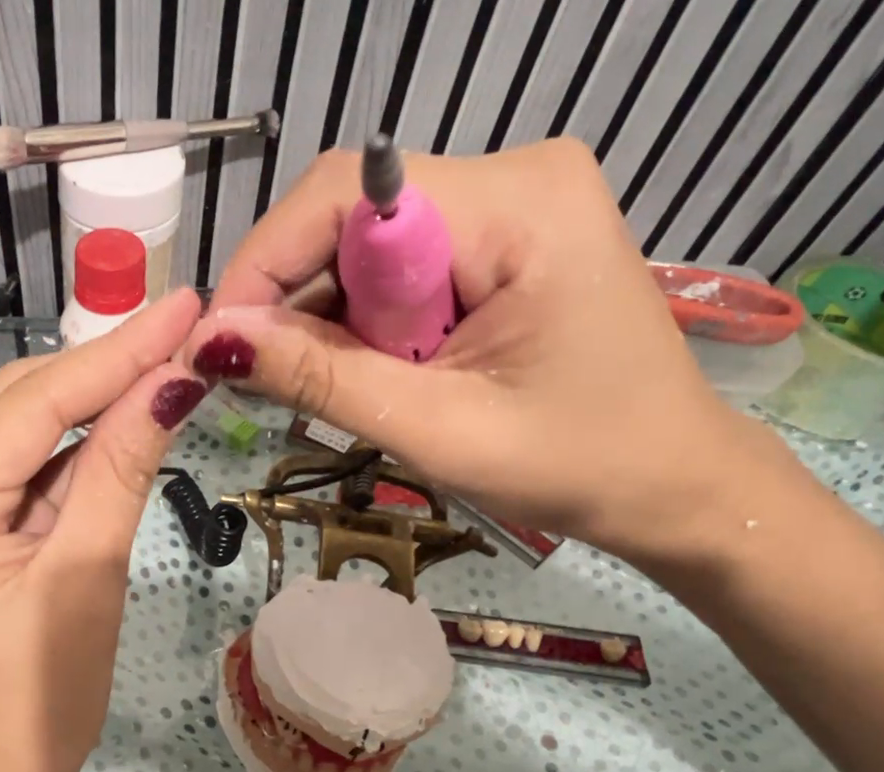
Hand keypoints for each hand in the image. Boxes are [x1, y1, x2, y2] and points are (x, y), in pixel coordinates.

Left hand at [0, 289, 207, 771]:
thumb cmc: (36, 702)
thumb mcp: (86, 575)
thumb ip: (121, 468)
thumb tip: (174, 379)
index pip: (35, 404)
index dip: (117, 352)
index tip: (188, 305)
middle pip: (20, 405)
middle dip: (104, 369)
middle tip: (186, 330)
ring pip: (21, 432)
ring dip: (93, 403)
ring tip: (168, 362)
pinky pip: (20, 473)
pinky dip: (74, 451)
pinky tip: (125, 419)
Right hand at [188, 138, 799, 559]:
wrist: (673, 484)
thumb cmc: (574, 465)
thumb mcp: (435, 428)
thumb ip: (320, 377)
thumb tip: (210, 343)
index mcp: (517, 204)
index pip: (343, 196)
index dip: (263, 263)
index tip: (218, 344)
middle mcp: (514, 176)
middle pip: (350, 216)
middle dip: (296, 300)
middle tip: (267, 381)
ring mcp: (512, 201)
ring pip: (365, 244)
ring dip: (328, 317)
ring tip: (325, 387)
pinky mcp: (503, 235)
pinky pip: (397, 263)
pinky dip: (363, 319)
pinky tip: (366, 369)